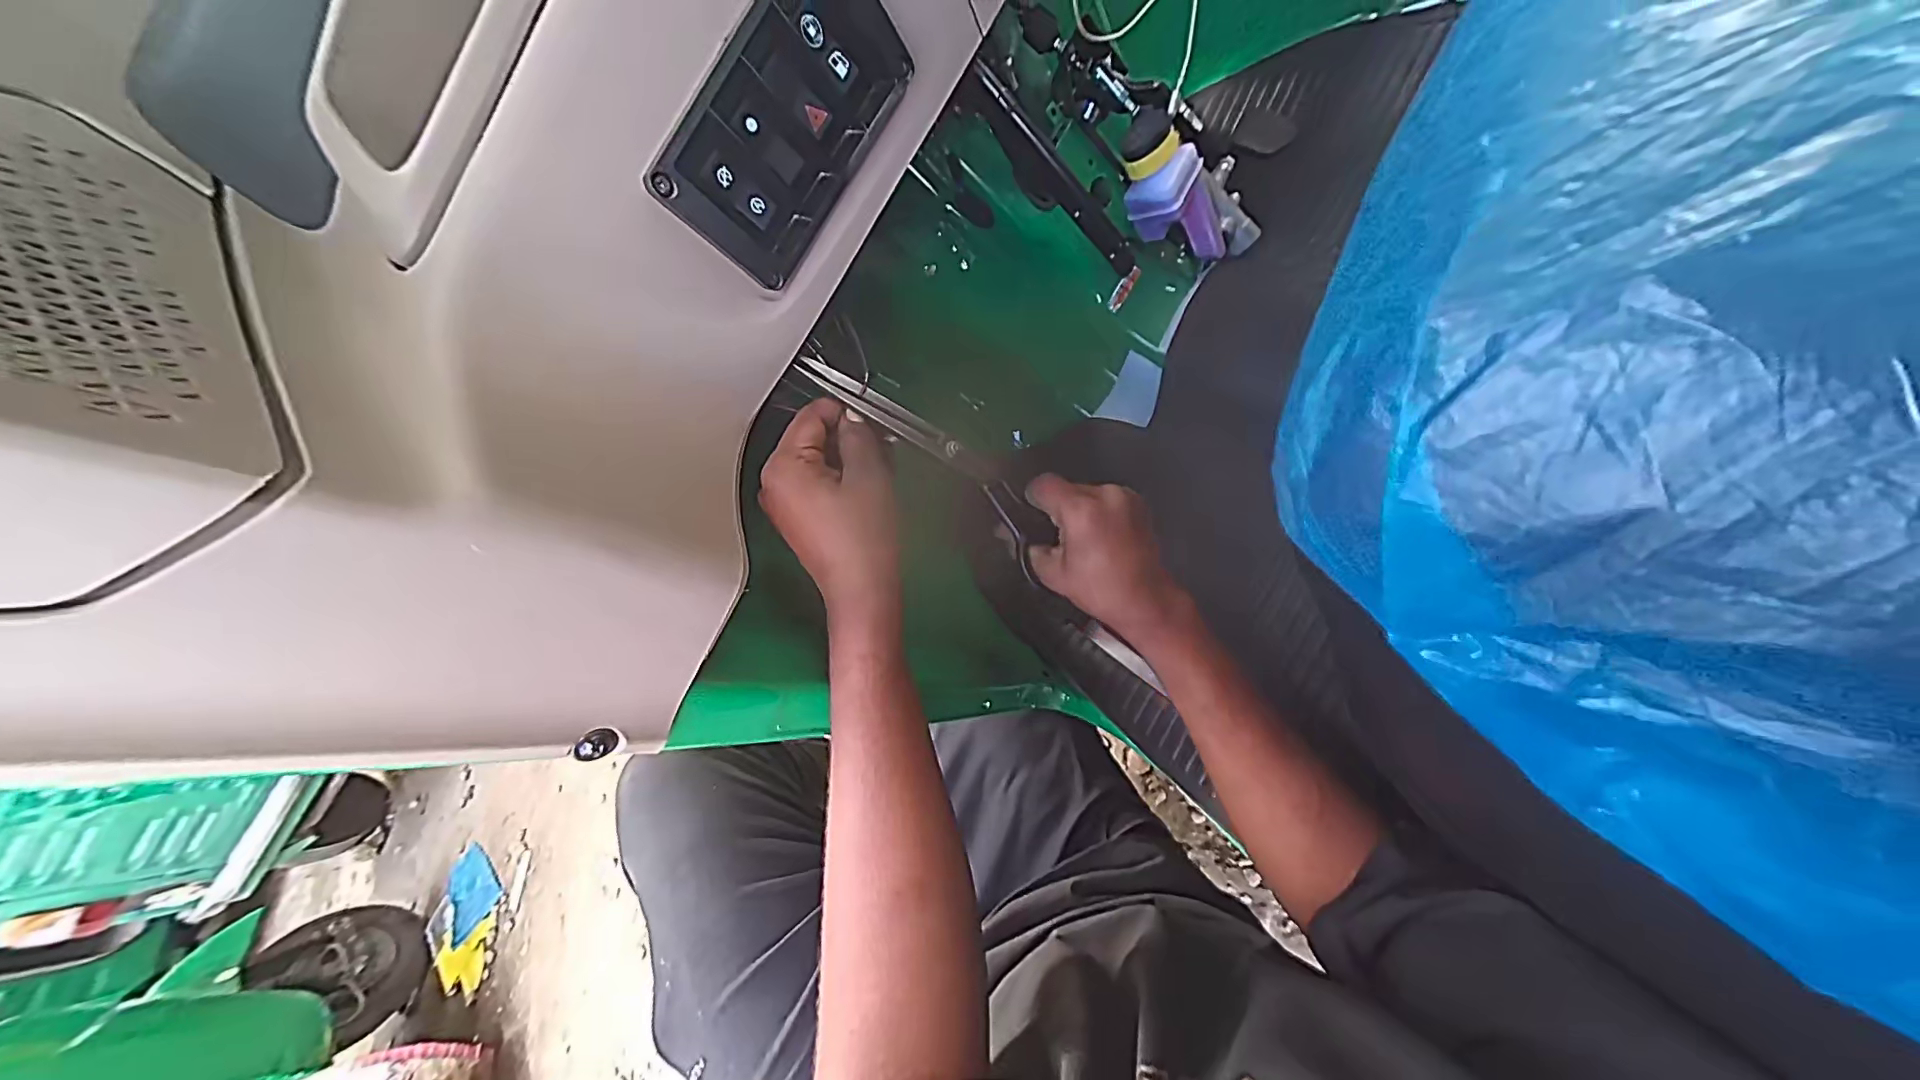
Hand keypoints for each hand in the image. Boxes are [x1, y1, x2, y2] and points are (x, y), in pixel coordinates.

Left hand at [759, 398, 900, 623]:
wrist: (862, 590)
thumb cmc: (861, 545)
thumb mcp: (868, 475)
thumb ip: (858, 435)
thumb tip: (853, 418)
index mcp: (783, 467)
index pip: (811, 415)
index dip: (845, 413)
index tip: (869, 421)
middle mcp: (775, 483)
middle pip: (811, 437)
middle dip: (846, 440)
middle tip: (877, 453)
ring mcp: (785, 502)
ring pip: (818, 461)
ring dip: (847, 462)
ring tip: (872, 480)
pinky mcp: (799, 518)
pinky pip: (818, 483)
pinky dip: (841, 482)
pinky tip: (863, 497)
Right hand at [1023, 474, 1193, 641]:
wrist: (1146, 600)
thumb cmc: (1099, 590)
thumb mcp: (1053, 574)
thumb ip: (1031, 549)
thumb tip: (1021, 537)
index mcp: (1081, 510)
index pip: (1044, 484)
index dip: (1033, 498)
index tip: (1034, 514)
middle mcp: (1104, 495)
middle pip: (1067, 488)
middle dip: (1060, 509)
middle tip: (1061, 538)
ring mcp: (1125, 496)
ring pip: (1087, 493)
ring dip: (1081, 510)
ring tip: (1085, 540)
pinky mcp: (1138, 503)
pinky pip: (1106, 499)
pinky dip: (1100, 512)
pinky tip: (1103, 537)